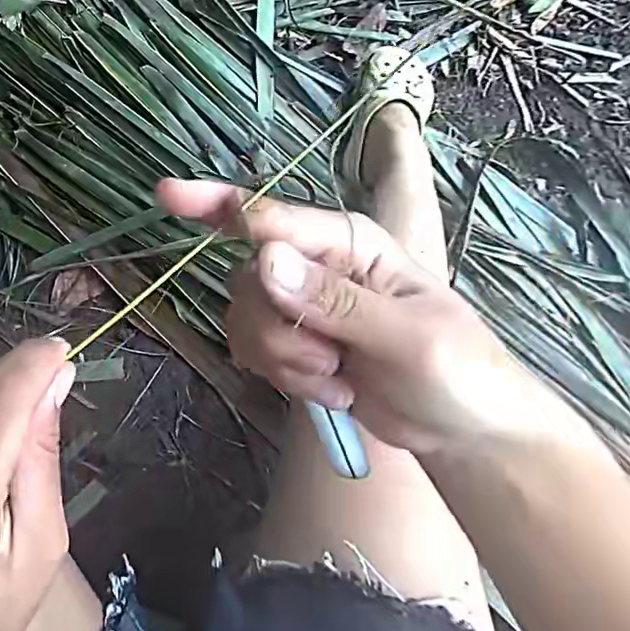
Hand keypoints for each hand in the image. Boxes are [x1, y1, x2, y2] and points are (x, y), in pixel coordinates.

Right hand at [159, 179, 565, 454]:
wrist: (464, 434)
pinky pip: (249, 346)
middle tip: (331, 360)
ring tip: (338, 379)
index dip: (214, 203)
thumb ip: (335, 300)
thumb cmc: (461, 373)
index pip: (271, 218)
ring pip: (243, 315)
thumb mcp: (410, 337)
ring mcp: (298, 301)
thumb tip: (263, 259)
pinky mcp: (290, 339)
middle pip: (249, 277)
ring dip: (283, 358)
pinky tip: (330, 391)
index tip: (165, 195)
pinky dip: (284, 376)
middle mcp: (315, 261)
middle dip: (278, 328)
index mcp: (349, 241)